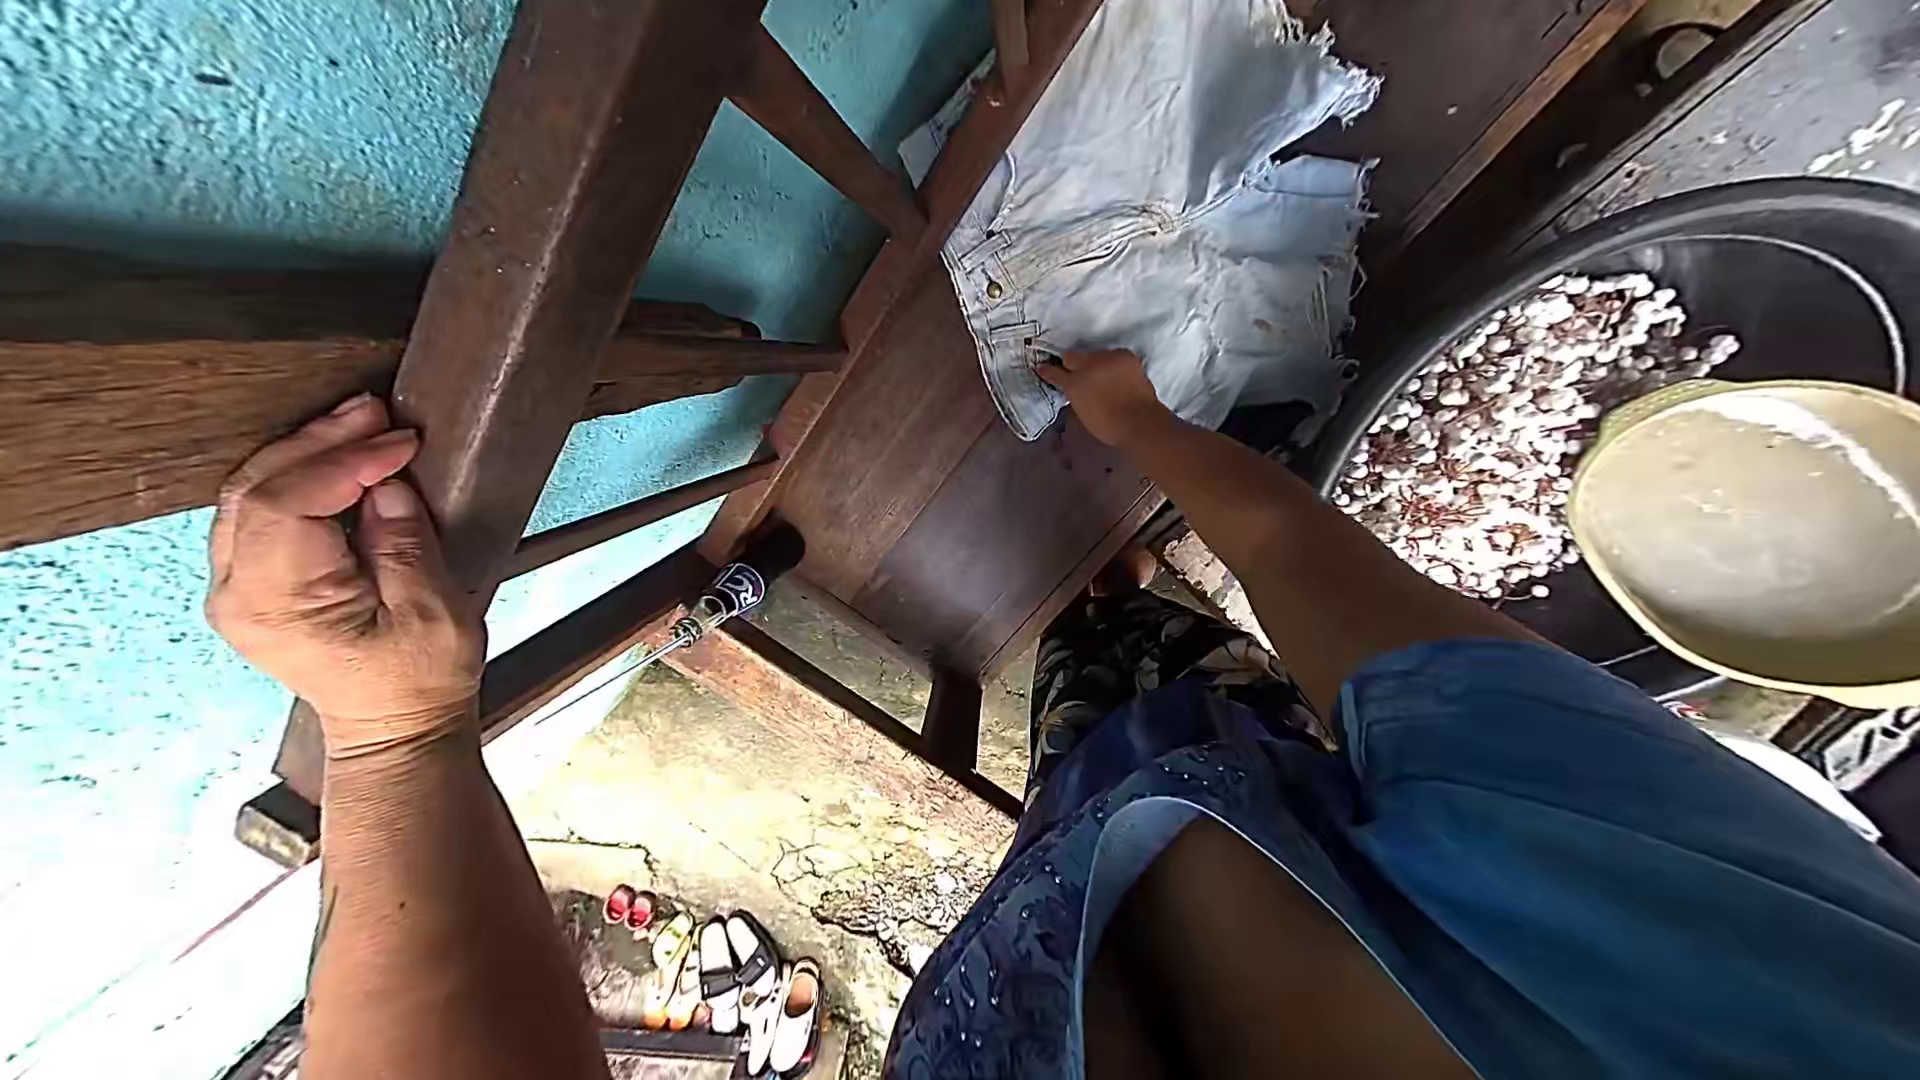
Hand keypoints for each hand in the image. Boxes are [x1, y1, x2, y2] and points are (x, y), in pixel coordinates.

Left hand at [206, 394, 484, 759]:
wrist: (399, 722)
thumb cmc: (422, 678)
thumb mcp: (434, 612)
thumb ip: (406, 545)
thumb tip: (390, 488)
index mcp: (279, 602)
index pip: (288, 505)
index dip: (344, 462)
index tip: (402, 442)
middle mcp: (240, 591)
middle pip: (257, 489)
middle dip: (320, 442)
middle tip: (376, 411)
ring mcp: (243, 586)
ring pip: (253, 493)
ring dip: (309, 451)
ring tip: (363, 423)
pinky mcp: (264, 581)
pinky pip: (266, 511)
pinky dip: (305, 475)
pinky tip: (342, 458)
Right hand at [1037, 349, 1175, 448]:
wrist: (1140, 421)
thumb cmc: (1109, 426)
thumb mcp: (1082, 413)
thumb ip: (1075, 396)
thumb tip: (1073, 389)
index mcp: (1075, 385)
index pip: (1055, 373)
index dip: (1048, 371)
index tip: (1042, 367)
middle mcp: (1088, 366)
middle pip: (1072, 357)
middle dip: (1070, 364)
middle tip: (1073, 371)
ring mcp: (1108, 358)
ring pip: (1093, 355)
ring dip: (1093, 363)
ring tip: (1099, 375)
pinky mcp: (1125, 355)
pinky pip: (1112, 356)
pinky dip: (1111, 364)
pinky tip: (1115, 374)